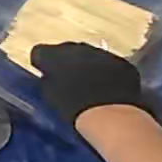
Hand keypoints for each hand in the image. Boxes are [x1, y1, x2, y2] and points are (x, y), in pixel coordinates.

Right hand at [29, 42, 148, 127]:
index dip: (42, 62)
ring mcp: (101, 53)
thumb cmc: (70, 105)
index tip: (45, 72)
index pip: (40, 51)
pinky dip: (107, 70)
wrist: (108, 113)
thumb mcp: (48, 92)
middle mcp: (76, 48)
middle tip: (67, 76)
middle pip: (66, 48)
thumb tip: (51, 74)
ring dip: (86, 63)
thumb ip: (47, 78)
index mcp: (52, 55)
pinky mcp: (122, 62)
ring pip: (89, 53)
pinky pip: (110, 62)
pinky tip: (107, 84)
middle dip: (65, 60)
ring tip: (89, 80)